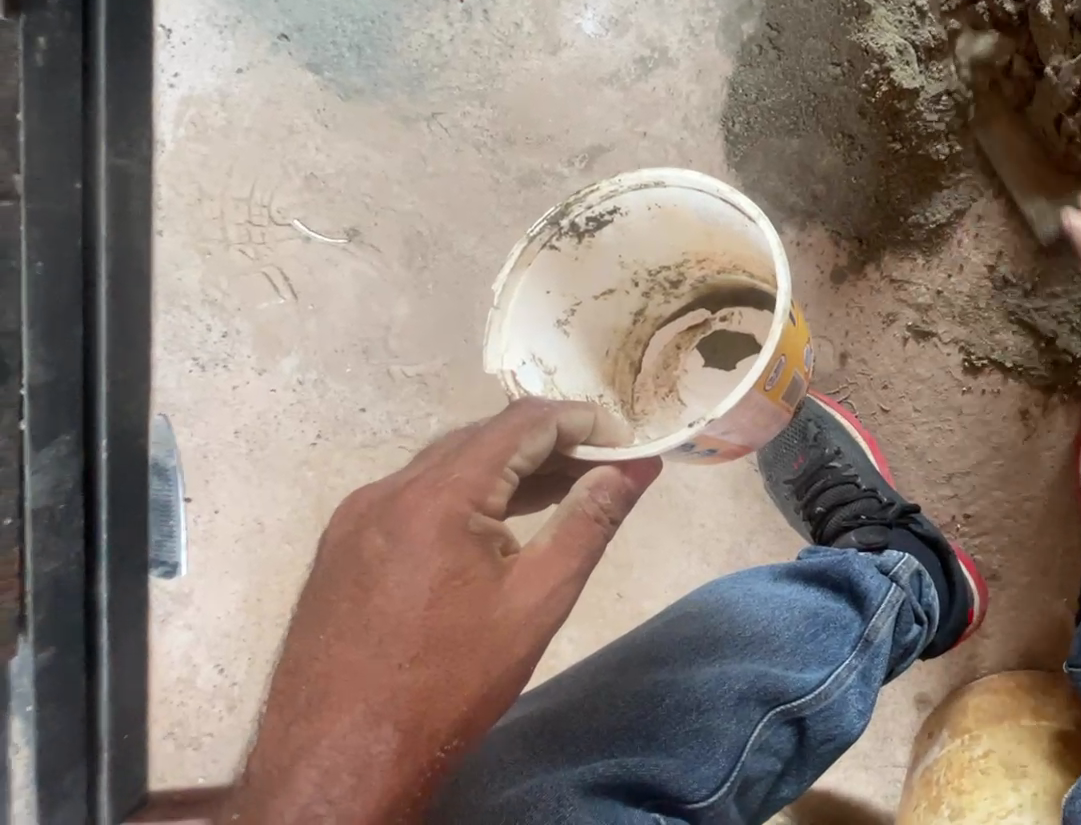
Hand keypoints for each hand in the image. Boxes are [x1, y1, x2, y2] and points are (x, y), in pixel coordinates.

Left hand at [224, 398, 661, 823]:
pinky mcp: (347, 545)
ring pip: (453, 462)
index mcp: (435, 497)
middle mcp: (387, 491)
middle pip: (486, 435)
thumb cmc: (450, 681)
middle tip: (607, 464)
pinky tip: (508, 518)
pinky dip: (476, 490)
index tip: (627, 441)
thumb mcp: (540, 598)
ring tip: (571, 486)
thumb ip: (592, 520)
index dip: (583, 421)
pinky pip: (423, 492)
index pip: (523, 423)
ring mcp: (359, 517)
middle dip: (553, 440)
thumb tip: (636, 467)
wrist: (337, 766)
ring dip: (515, 465)